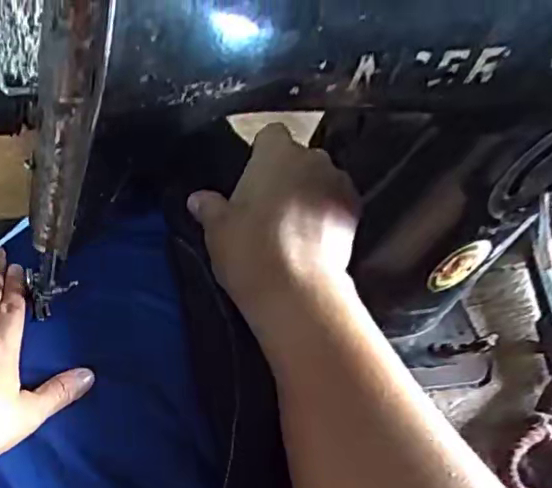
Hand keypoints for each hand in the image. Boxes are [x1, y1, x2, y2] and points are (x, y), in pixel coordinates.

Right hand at [186, 124, 360, 316]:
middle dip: (282, 177)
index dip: (258, 154)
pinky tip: (306, 241)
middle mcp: (313, 158)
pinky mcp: (354, 208)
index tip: (248, 179)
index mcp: (275, 156)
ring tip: (286, 230)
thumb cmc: (249, 253)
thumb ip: (209, 208)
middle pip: (296, 158)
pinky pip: (333, 203)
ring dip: (304, 195)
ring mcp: (338, 182)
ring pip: (316, 180)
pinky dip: (322, 215)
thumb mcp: (217, 232)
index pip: (269, 135)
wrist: (294, 288)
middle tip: (262, 210)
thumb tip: (197, 199)